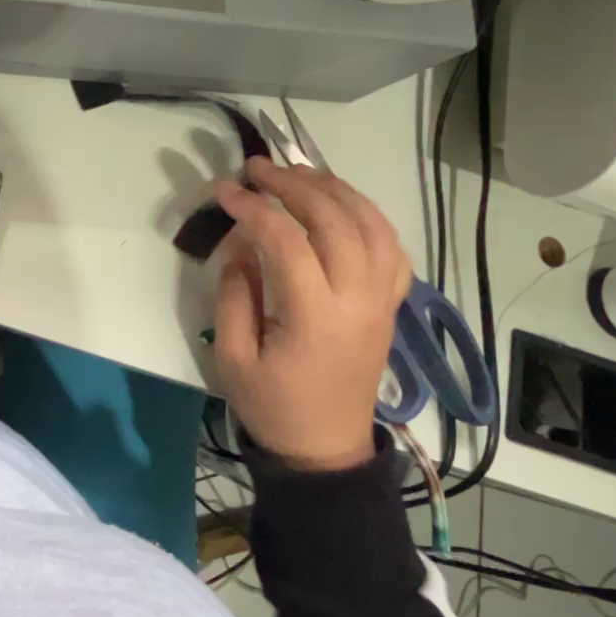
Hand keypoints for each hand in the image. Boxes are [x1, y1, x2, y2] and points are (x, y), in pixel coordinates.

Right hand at [212, 157, 412, 471]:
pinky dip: (369, 217)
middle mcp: (359, 301)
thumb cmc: (272, 405)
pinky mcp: (389, 307)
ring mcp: (381, 302)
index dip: (253, 208)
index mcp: (316, 317)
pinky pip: (392, 249)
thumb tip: (242, 245)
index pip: (286, 241)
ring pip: (374, 228)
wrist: (325, 449)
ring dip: (338, 191)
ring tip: (300, 171)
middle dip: (295, 185)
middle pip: (336, 222)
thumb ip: (235, 295)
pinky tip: (342, 206)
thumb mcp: (233, 356)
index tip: (223, 190)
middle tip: (258, 167)